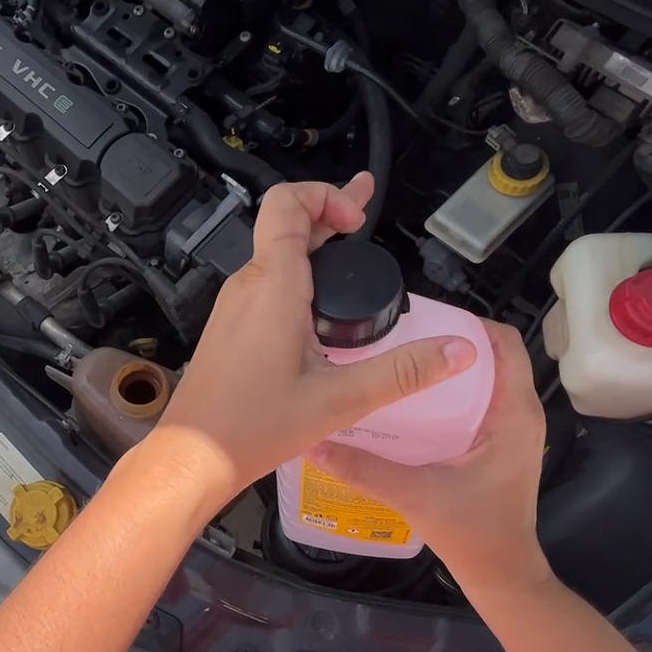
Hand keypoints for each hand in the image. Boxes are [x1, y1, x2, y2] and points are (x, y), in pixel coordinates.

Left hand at [148, 174, 476, 506]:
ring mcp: (232, 307)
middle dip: (327, 212)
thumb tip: (458, 351)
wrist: (193, 456)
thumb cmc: (251, 428)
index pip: (287, 203)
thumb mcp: (339, 400)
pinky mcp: (229, 327)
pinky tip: (319, 301)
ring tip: (348, 247)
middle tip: (363, 213)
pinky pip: (263, 284)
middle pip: (283, 224)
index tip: (358, 217)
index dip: (325, 194)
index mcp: (272, 287)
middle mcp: (246, 287)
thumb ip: (402, 372)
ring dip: (311, 244)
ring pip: (272, 255)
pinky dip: (295, 274)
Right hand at [309, 320, 552, 589]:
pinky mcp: (496, 445)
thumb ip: (364, 469)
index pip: (503, 343)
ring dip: (445, 367)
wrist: (501, 574)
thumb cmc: (473, 533)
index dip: (467, 322)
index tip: (420, 319)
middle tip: (396, 339)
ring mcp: (509, 430)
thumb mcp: (414, 496)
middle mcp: (517, 414)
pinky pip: (475, 401)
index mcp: (512, 413)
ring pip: (481, 378)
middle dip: (446, 341)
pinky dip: (446, 392)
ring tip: (396, 363)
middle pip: (489, 355)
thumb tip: (314, 441)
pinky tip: (406, 403)